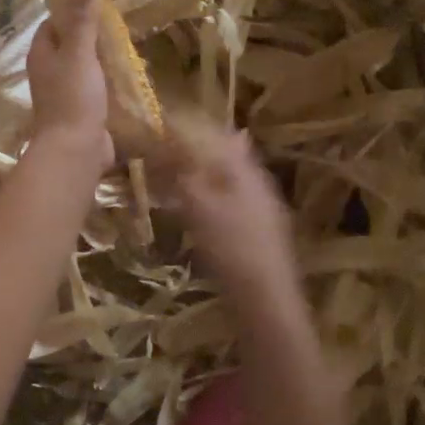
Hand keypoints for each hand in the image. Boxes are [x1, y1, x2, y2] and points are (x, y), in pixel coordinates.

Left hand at [26, 0, 111, 169]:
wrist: (75, 149)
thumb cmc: (73, 96)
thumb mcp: (79, 52)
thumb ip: (81, 19)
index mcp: (42, 54)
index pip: (52, 23)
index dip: (71, 10)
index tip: (97, 1)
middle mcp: (48, 71)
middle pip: (68, 44)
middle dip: (91, 34)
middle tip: (119, 23)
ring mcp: (64, 92)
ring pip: (83, 66)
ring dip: (101, 58)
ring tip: (128, 45)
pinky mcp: (81, 110)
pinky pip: (94, 88)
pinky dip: (108, 80)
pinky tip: (129, 75)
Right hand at [153, 119, 295, 293]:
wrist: (264, 296)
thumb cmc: (229, 245)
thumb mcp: (196, 203)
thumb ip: (180, 170)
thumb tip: (163, 143)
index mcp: (244, 168)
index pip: (215, 133)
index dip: (187, 128)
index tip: (159, 129)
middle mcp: (258, 180)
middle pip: (223, 153)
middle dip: (193, 150)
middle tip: (161, 154)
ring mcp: (262, 205)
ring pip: (226, 177)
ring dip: (199, 173)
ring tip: (170, 179)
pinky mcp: (259, 228)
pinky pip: (228, 198)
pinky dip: (207, 195)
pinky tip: (192, 209)